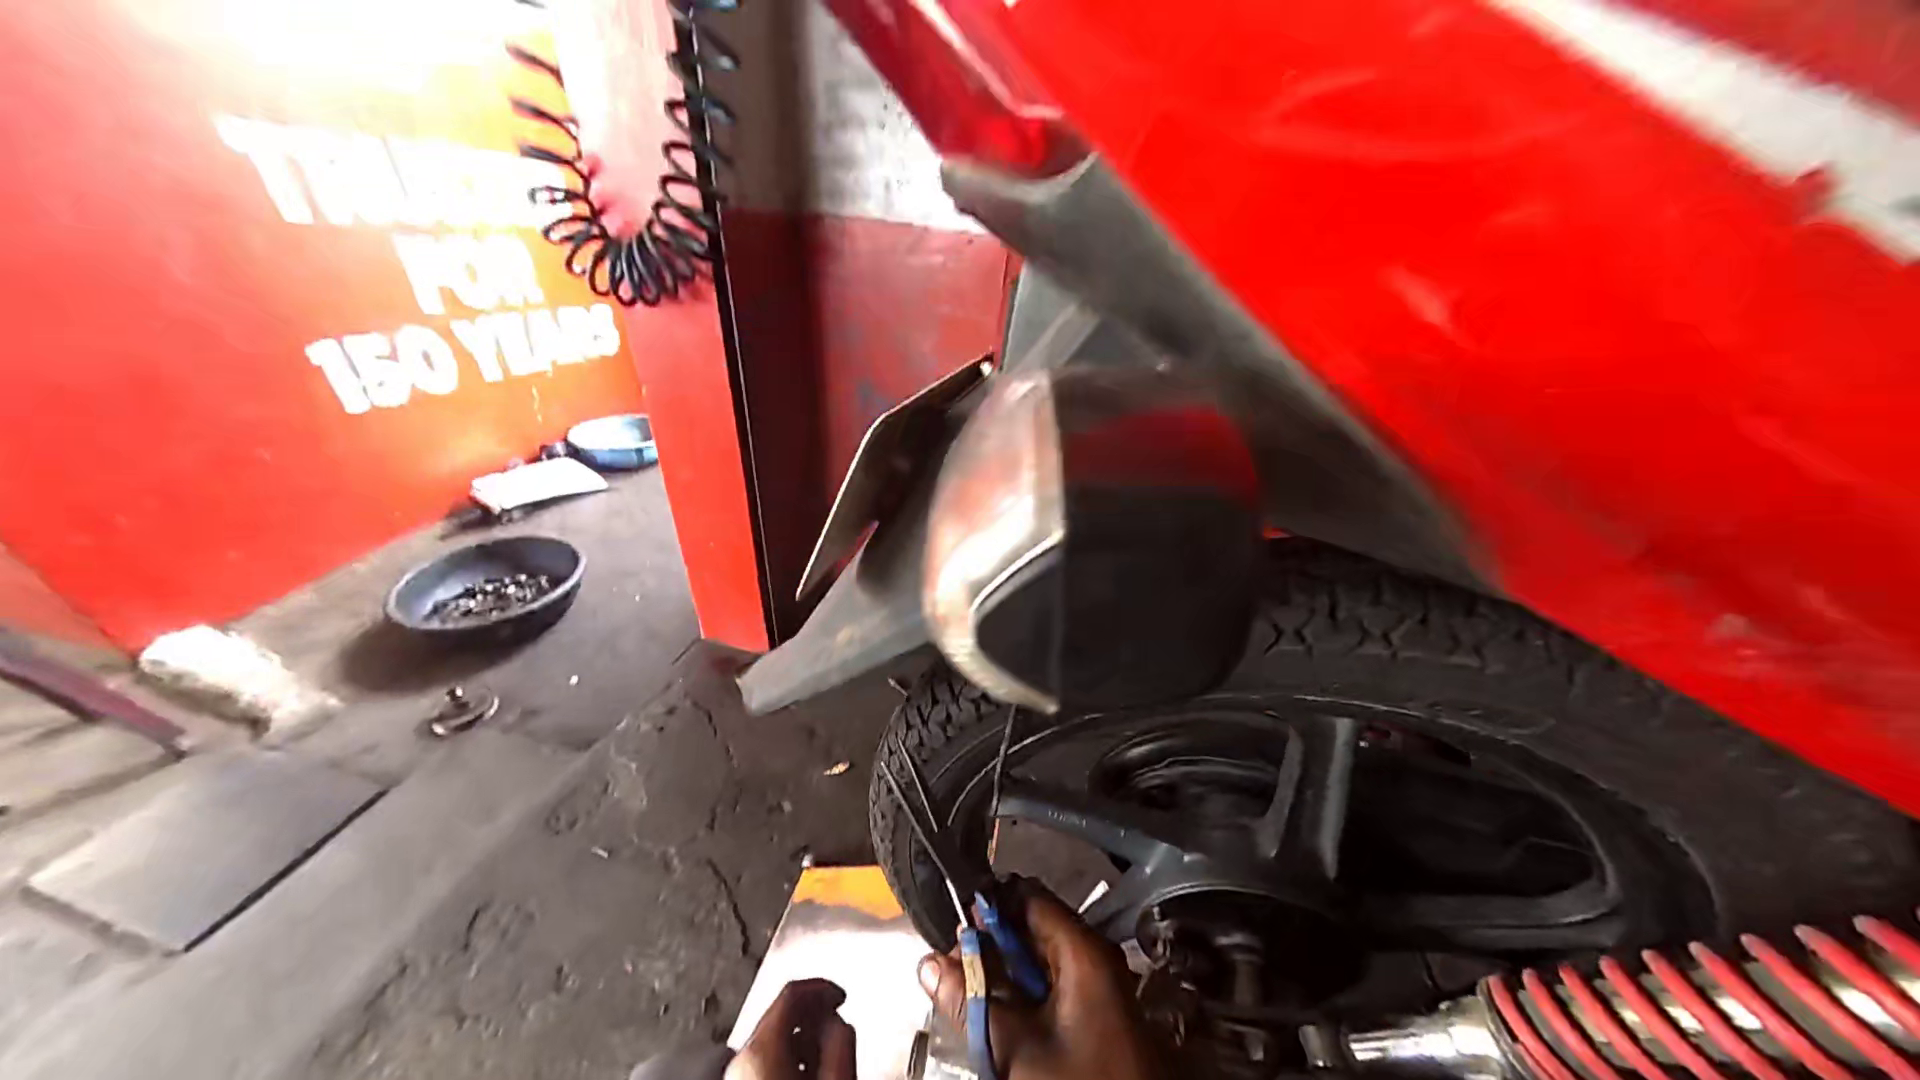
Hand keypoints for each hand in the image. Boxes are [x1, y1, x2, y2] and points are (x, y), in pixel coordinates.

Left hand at [726, 978, 856, 1079]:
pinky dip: (787, 1053)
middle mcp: (740, 1053)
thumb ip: (839, 1039)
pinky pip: (765, 1055)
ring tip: (824, 1053)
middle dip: (813, 1011)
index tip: (840, 994)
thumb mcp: (833, 1078)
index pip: (792, 991)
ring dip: (801, 1035)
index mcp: (760, 1045)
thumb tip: (837, 1016)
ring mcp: (736, 1071)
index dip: (821, 986)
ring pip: (773, 1034)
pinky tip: (805, 1070)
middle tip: (835, 1020)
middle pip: (781, 1011)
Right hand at [919, 884, 1162, 1079]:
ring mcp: (1094, 985)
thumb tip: (928, 965)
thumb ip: (971, 1003)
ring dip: (999, 972)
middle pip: (1030, 926)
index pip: (1027, 896)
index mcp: (1082, 949)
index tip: (953, 920)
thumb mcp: (1018, 1048)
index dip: (988, 902)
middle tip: (950, 963)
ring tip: (962, 988)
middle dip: (988, 942)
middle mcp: (1091, 956)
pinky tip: (993, 1012)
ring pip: (1036, 958)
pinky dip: (1019, 993)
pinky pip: (1048, 985)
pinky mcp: (1092, 1014)